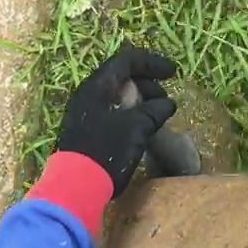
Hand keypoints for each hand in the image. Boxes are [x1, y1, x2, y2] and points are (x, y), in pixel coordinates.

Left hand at [54, 44, 177, 194]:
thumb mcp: (138, 127)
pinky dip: (128, 111)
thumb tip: (167, 103)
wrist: (75, 187)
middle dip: (147, 84)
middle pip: (122, 76)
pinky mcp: (83, 128)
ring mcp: (83, 110)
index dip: (152, 63)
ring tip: (155, 116)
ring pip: (116, 94)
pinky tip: (140, 127)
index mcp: (99, 85)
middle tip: (164, 100)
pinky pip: (110, 108)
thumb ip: (155, 110)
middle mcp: (88, 92)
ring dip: (139, 99)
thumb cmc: (107, 150)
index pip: (127, 60)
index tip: (172, 73)